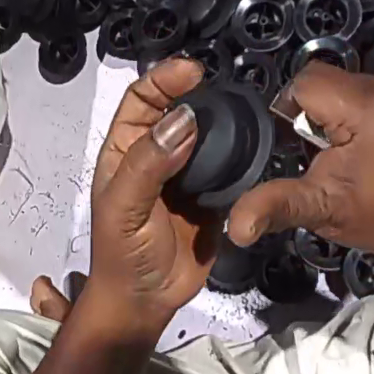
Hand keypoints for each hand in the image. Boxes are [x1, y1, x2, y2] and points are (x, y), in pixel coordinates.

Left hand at [43, 58, 215, 339]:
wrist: (147, 300)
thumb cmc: (122, 256)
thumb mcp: (125, 207)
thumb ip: (149, 163)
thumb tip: (182, 120)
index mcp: (125, 152)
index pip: (141, 101)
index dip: (163, 81)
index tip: (191, 73)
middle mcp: (155, 157)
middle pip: (177, 111)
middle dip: (197, 95)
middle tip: (223, 90)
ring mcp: (185, 176)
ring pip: (206, 136)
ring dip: (221, 124)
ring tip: (241, 114)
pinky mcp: (210, 196)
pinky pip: (227, 167)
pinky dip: (238, 156)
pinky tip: (250, 148)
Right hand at [226, 63, 373, 274]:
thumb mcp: (323, 211)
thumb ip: (274, 207)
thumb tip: (237, 223)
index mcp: (373, 111)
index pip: (306, 82)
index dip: (293, 114)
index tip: (307, 147)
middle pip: (327, 80)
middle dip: (317, 117)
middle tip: (332, 157)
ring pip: (349, 84)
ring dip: (340, 115)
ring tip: (354, 156)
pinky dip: (363, 114)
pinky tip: (372, 149)